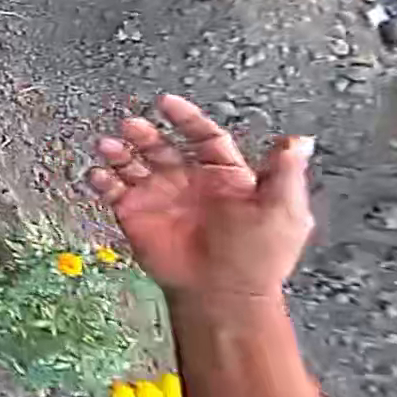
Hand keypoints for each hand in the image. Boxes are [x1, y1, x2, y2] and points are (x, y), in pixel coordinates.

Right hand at [85, 94, 314, 310]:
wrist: (221, 293)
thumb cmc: (256, 255)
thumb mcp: (281, 212)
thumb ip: (284, 174)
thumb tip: (299, 140)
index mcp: (221, 175)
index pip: (201, 137)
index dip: (185, 118)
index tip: (166, 103)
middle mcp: (185, 180)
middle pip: (159, 146)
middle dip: (143, 133)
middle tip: (131, 126)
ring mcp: (157, 195)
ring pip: (130, 163)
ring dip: (117, 152)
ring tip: (108, 146)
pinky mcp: (133, 212)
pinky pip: (111, 189)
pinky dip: (101, 179)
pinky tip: (98, 174)